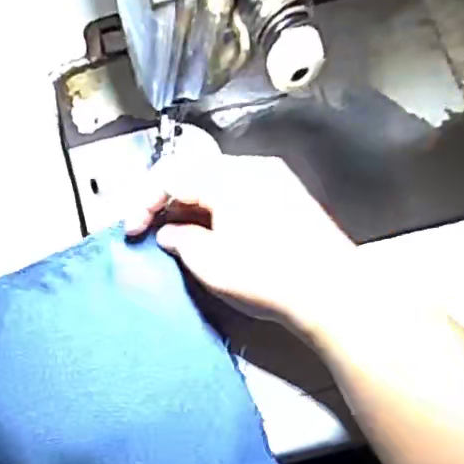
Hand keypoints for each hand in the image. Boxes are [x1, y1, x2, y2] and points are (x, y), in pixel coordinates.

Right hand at [123, 153, 357, 341]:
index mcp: (228, 177)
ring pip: (219, 186)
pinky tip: (217, 240)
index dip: (144, 202)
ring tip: (183, 241)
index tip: (133, 229)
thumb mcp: (211, 264)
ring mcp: (276, 183)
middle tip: (153, 232)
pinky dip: (220, 213)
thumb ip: (181, 241)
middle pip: (195, 175)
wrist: (330, 293)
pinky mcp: (290, 202)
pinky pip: (242, 197)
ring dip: (194, 209)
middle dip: (168, 204)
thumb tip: (170, 233)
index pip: (171, 176)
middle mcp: (254, 170)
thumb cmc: (273, 279)